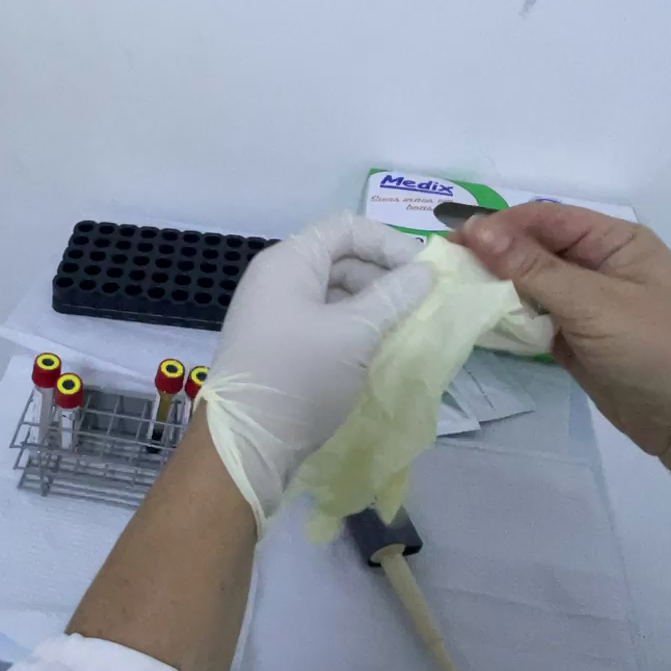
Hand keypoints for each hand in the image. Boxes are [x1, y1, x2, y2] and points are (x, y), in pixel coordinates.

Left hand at [201, 214, 433, 531]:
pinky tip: (375, 348)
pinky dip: (351, 326)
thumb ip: (394, 296)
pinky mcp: (276, 343)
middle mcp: (276, 278)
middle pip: (339, 257)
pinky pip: (321, 320)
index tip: (425, 273)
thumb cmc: (299, 377)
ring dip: (370, 304)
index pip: (346, 228)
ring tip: (403, 329)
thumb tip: (425, 272)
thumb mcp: (354, 333)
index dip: (389, 242)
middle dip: (383, 275)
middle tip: (420, 305)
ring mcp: (273, 312)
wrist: (245, 442)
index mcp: (287, 262)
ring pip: (332, 291)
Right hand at [450, 202, 670, 457]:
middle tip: (444, 272)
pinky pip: (531, 319)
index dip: (498, 227)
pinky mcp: (573, 339)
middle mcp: (597, 267)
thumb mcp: (595, 303)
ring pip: (526, 286)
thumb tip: (476, 229)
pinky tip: (477, 324)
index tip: (453, 243)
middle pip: (531, 250)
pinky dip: (505, 320)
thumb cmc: (661, 351)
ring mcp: (584, 305)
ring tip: (453, 297)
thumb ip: (532, 268)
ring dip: (494, 290)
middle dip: (491, 258)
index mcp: (615, 242)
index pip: (544, 219)